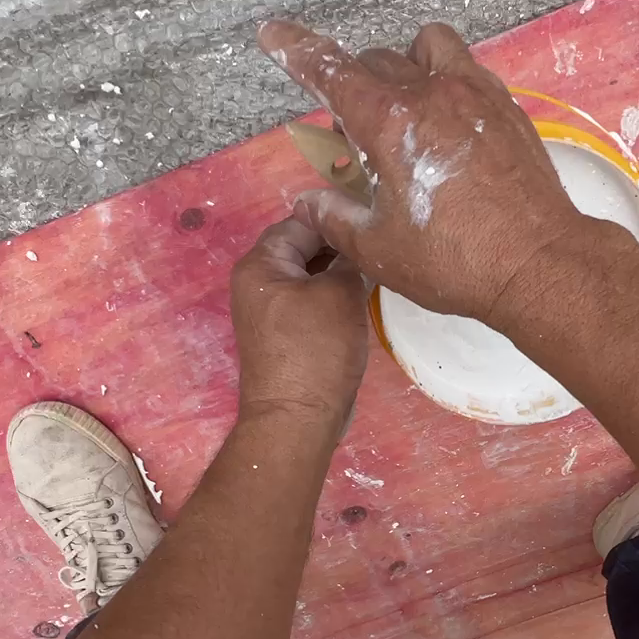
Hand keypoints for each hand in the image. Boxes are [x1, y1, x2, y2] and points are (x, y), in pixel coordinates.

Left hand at [229, 213, 371, 424]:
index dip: (339, 219)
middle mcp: (257, 283)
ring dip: (339, 276)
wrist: (297, 418)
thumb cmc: (317, 351)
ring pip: (310, 279)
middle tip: (380, 248)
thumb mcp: (340, 295)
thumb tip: (357, 245)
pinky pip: (310, 305)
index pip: (301, 222)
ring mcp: (269, 313)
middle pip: (304, 250)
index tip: (375, 222)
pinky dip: (333, 300)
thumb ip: (349, 260)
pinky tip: (361, 303)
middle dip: (340, 249)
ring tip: (375, 274)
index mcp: (261, 264)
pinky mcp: (284, 337)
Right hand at [257, 20, 595, 324]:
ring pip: (428, 49)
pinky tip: (451, 128)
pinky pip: (469, 71)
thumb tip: (307, 201)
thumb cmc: (456, 263)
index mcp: (389, 123)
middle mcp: (431, 93)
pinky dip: (449, 83)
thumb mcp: (379, 252)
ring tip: (410, 115)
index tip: (274, 36)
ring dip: (407, 68)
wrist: (536, 264)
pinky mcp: (508, 109)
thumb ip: (335, 218)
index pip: (330, 70)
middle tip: (360, 142)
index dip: (296, 50)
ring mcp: (475, 95)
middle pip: (377, 63)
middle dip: (356, 91)